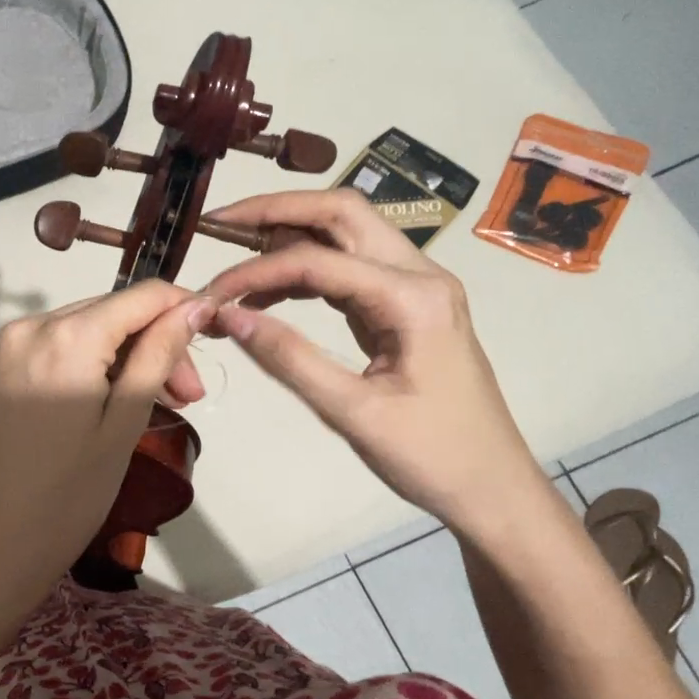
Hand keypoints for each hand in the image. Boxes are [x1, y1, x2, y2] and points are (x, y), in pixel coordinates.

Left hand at [0, 280, 213, 575]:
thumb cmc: (71, 493)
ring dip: (123, 356)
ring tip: (157, 404)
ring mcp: (5, 348)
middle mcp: (27, 327)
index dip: (184, 309)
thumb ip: (158, 356)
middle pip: (110, 312)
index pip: (141, 296)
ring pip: (82, 329)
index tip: (213, 342)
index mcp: (64, 336)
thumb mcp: (124, 423)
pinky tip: (107, 401)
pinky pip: (53, 348)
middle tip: (189, 399)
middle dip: (155, 344)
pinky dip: (86, 364)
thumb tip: (195, 306)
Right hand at [197, 189, 544, 528]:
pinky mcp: (402, 308)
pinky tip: (266, 300)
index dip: (254, 271)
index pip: (315, 261)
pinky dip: (302, 273)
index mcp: (413, 298)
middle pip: (341, 213)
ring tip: (233, 264)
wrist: (491, 487)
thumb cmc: (429, 454)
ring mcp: (414, 289)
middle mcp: (419, 275)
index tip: (207, 297)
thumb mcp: (352, 412)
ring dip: (288, 237)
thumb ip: (288, 358)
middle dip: (275, 211)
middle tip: (218, 225)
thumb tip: (227, 317)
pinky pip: (347, 269)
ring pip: (345, 234)